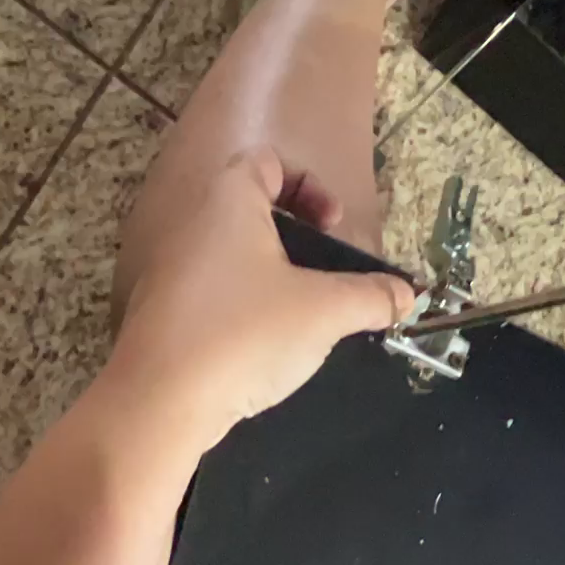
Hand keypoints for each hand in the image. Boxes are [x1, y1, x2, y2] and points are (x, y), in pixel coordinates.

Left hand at [105, 147, 414, 451]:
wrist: (160, 402)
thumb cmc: (244, 336)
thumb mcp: (324, 313)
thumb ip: (371, 298)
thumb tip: (406, 295)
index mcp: (228, 202)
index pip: (267, 163)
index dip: (308, 185)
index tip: (332, 227)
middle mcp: (189, 228)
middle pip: (248, 214)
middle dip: (294, 241)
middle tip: (322, 276)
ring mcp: (167, 275)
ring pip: (228, 261)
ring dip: (267, 282)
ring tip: (298, 321)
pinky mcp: (158, 317)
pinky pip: (207, 300)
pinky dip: (237, 313)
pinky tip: (257, 353)